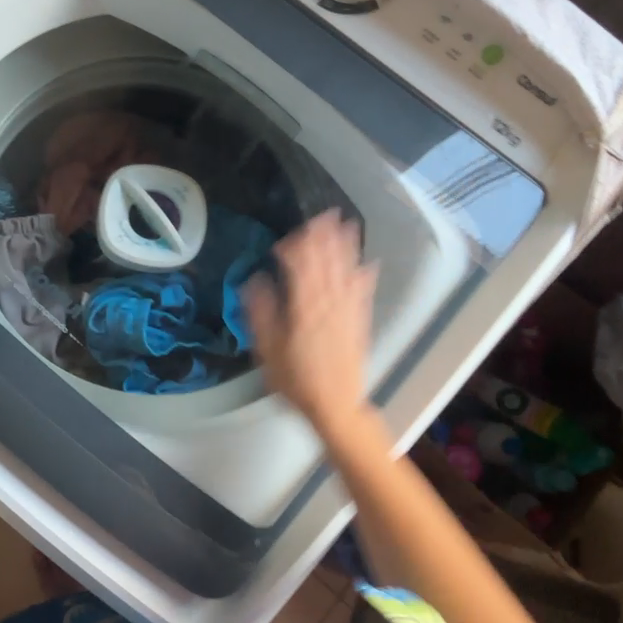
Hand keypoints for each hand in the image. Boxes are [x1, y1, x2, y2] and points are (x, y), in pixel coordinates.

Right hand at [243, 211, 378, 429]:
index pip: (299, 270)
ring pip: (346, 273)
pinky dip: (365, 277)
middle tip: (323, 215)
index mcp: (302, 310)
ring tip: (346, 225)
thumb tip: (255, 282)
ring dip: (345, 248)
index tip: (283, 240)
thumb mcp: (267, 351)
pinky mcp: (360, 325)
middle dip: (323, 239)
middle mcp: (327, 306)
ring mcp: (346, 314)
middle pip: (325, 265)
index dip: (294, 250)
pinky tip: (367, 263)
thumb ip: (261, 314)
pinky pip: (363, 294)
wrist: (335, 408)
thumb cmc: (295, 382)